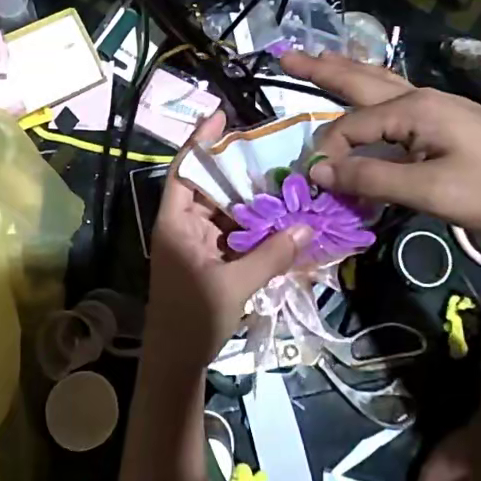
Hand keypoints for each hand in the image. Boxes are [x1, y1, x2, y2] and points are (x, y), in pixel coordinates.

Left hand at [149, 112, 312, 360]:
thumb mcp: (233, 286)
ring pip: (220, 209)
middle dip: (232, 168)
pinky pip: (228, 232)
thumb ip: (270, 255)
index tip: (220, 115)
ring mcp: (194, 244)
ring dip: (245, 197)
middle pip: (206, 186)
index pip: (184, 171)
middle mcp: (182, 227)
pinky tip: (275, 217)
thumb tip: (305, 226)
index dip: (199, 142)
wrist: (175, 364)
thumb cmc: (192, 320)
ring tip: (279, 177)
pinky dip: (248, 224)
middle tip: (267, 148)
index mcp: (175, 224)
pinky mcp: (207, 261)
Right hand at [279, 51, 480, 237]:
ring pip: (379, 81)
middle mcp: (421, 96)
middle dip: (320, 68)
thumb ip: (373, 178)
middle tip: (284, 55)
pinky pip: (395, 97)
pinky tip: (366, 92)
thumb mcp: (432, 191)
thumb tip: (319, 170)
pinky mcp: (447, 118)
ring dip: (344, 71)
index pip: (351, 126)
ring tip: (316, 60)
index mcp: (415, 109)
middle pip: (360, 78)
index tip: (320, 186)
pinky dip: (369, 89)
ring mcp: (437, 104)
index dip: (329, 154)